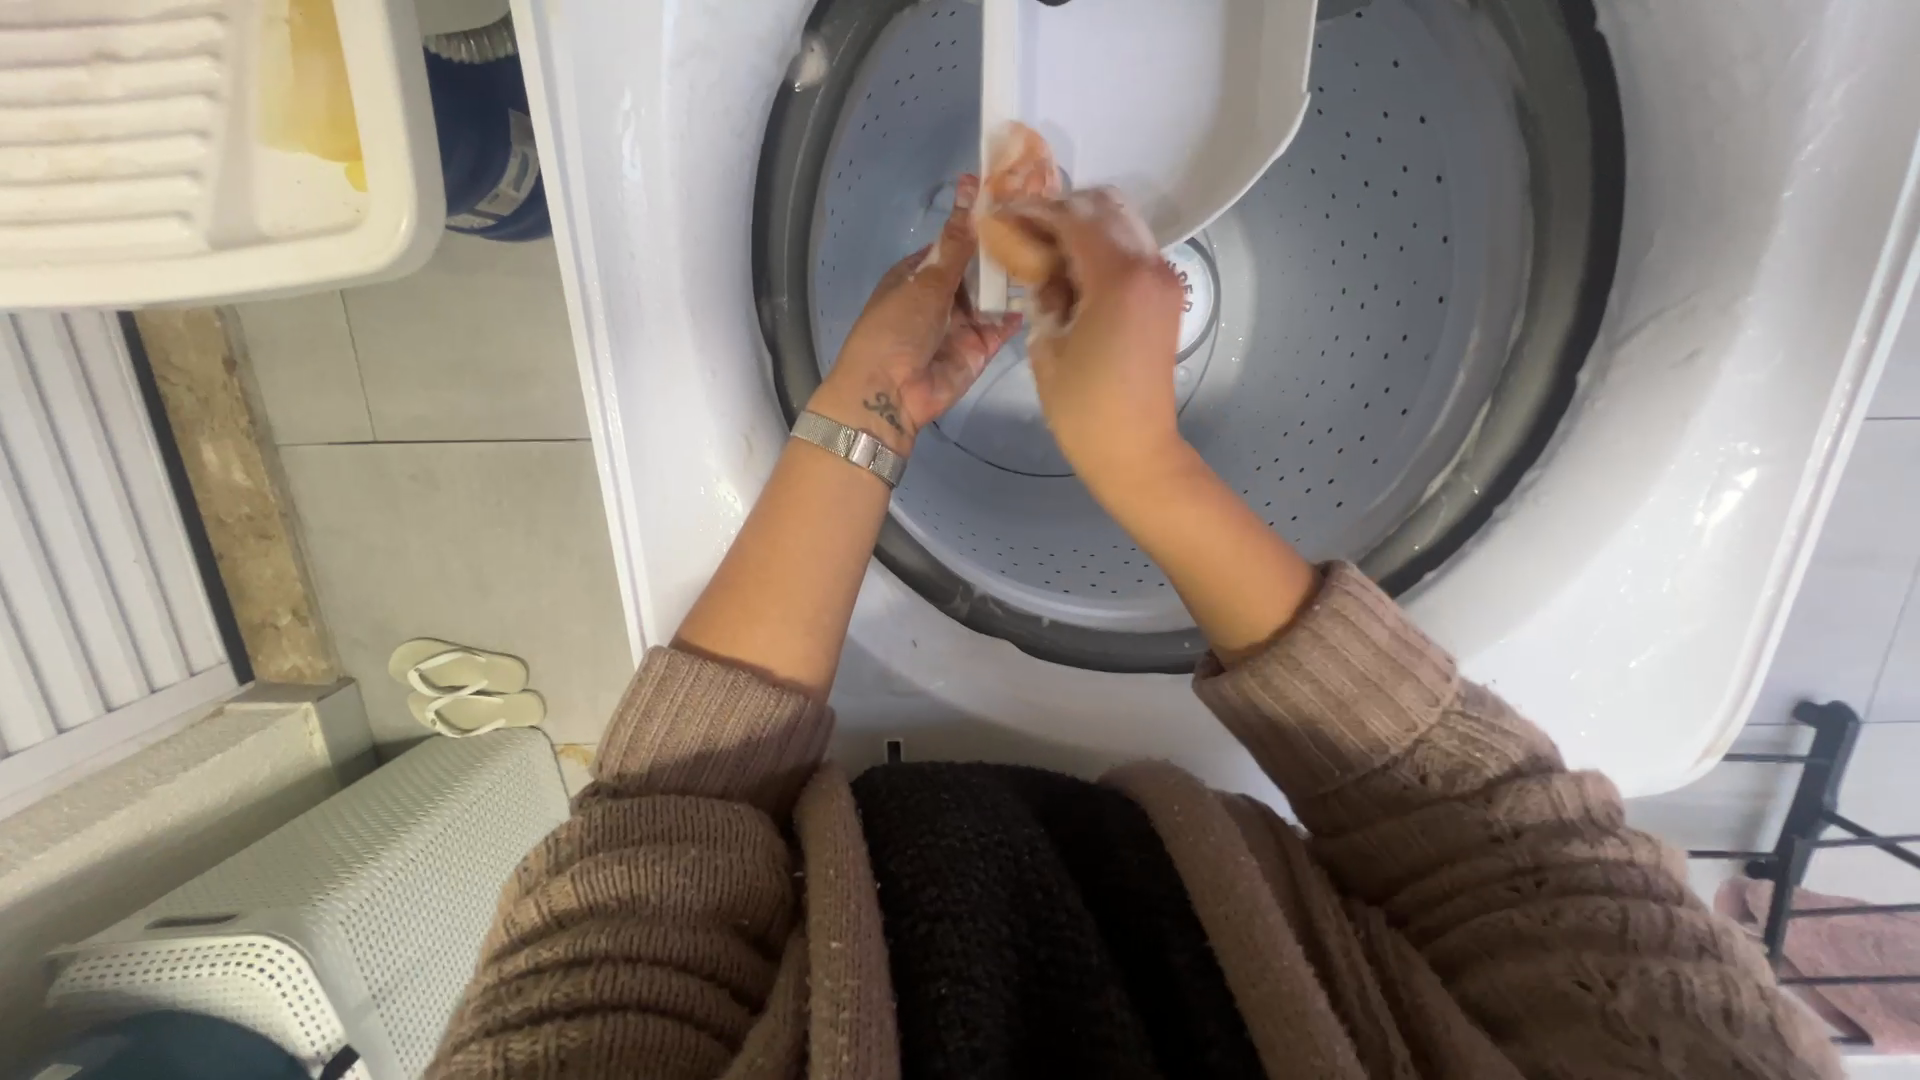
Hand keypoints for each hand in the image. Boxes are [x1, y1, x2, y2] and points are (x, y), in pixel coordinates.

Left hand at [809, 174, 1022, 452]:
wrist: (890, 392)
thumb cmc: (896, 328)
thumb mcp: (925, 280)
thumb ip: (957, 242)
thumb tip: (969, 186)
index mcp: (921, 273)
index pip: (957, 241)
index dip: (982, 222)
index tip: (1016, 197)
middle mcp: (944, 295)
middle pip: (980, 268)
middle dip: (1005, 250)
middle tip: (1046, 220)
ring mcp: (964, 322)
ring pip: (995, 294)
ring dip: (1016, 277)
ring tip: (1052, 250)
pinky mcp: (981, 347)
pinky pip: (1004, 325)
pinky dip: (1020, 311)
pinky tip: (1046, 289)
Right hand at [982, 188, 1186, 486]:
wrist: (1135, 450)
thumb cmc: (1083, 409)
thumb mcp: (1046, 347)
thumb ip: (1042, 296)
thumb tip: (1040, 270)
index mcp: (1118, 276)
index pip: (1073, 216)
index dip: (1033, 210)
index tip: (1001, 212)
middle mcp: (1149, 265)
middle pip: (1105, 206)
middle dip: (1062, 208)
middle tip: (1024, 227)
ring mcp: (1164, 279)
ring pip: (1123, 224)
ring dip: (1084, 226)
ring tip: (1045, 248)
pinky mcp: (1166, 297)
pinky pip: (1132, 251)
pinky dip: (1102, 247)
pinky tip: (1072, 271)